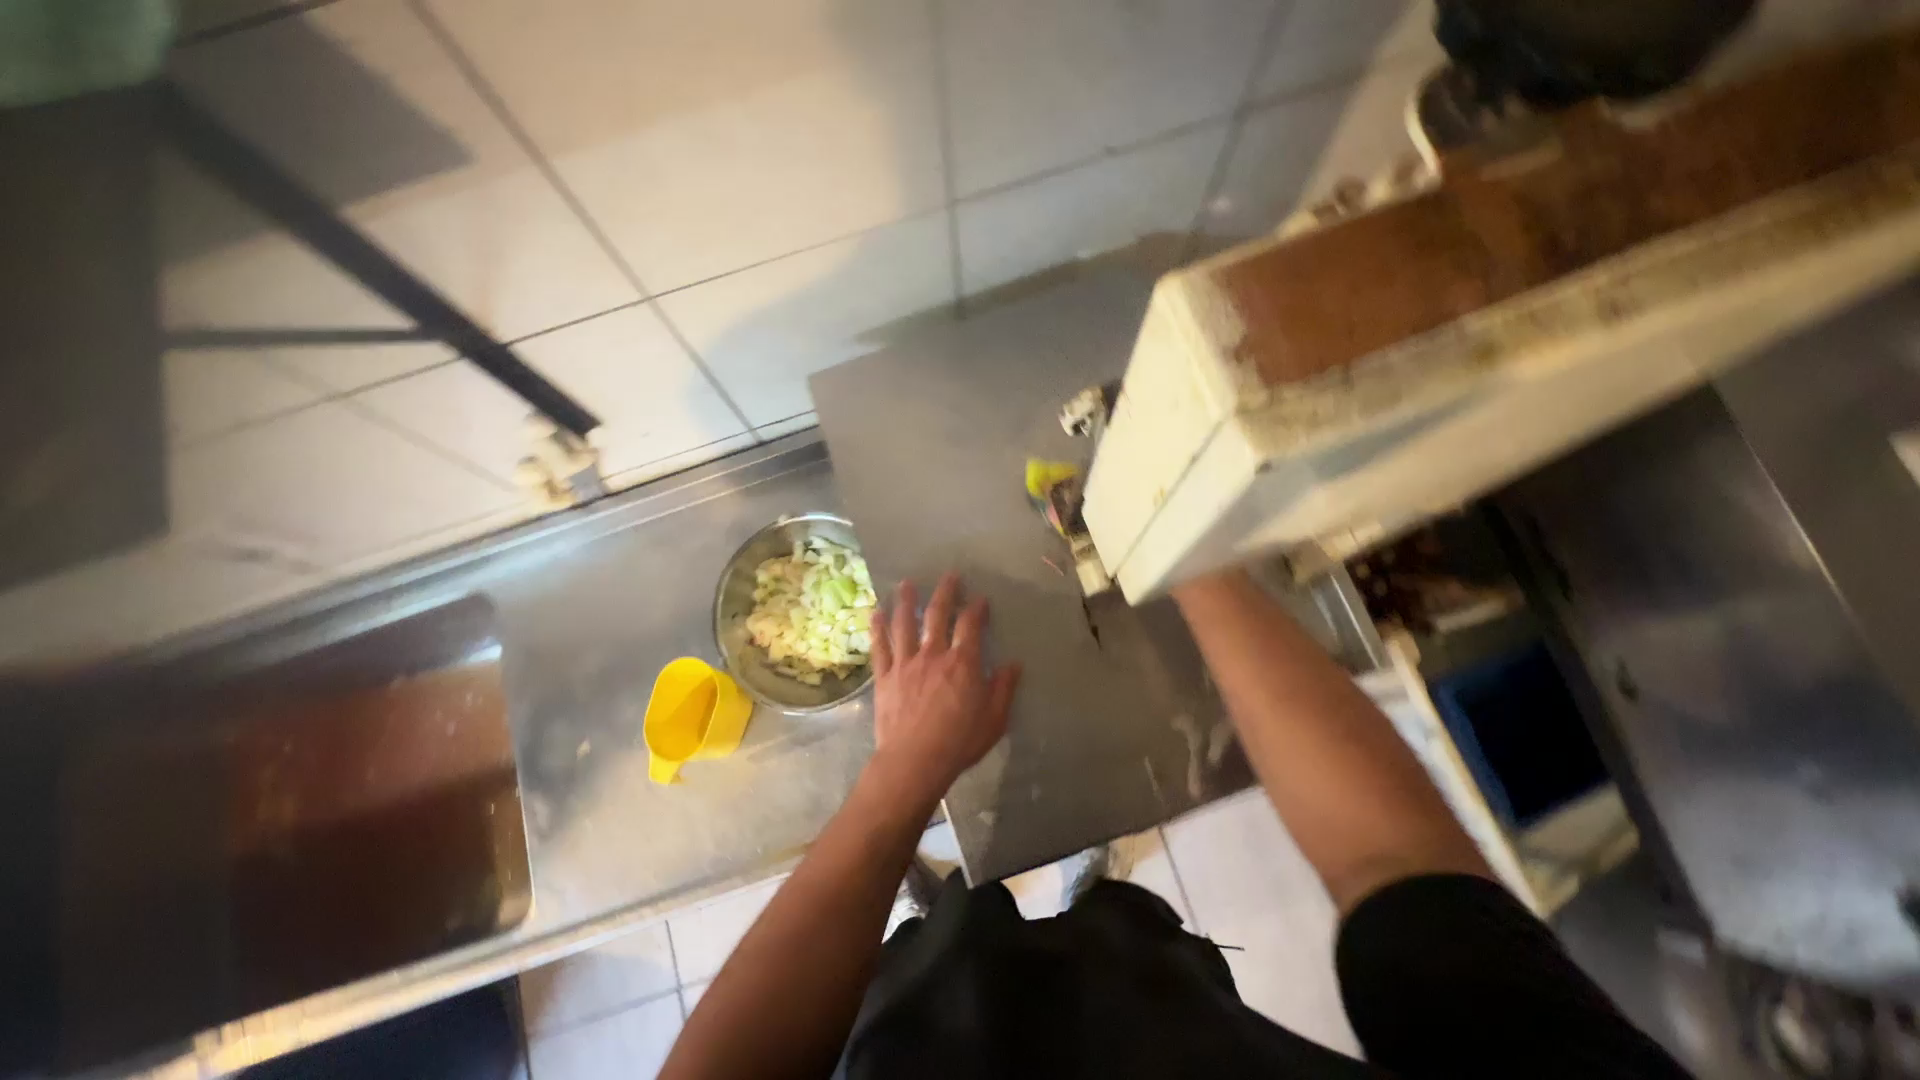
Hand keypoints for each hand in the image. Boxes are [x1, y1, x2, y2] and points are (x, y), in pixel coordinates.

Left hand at [866, 573, 1020, 803]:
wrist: (915, 760)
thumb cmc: (959, 742)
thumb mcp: (994, 719)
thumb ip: (1003, 689)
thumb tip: (1013, 665)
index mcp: (963, 663)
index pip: (970, 625)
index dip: (976, 608)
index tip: (980, 598)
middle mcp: (933, 655)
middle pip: (937, 614)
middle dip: (945, 592)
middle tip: (949, 575)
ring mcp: (905, 663)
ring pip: (904, 624)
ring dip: (906, 600)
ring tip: (906, 583)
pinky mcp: (884, 677)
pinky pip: (880, 646)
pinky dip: (877, 628)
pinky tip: (875, 612)